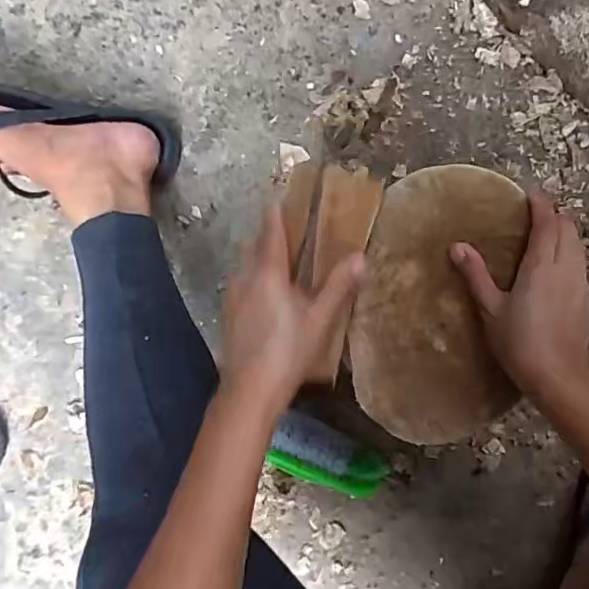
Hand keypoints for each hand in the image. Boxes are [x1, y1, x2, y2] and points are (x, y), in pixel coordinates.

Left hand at [220, 205, 365, 411]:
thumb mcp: (320, 320)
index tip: (282, 198)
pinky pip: (242, 284)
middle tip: (290, 229)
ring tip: (282, 260)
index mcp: (267, 273)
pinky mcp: (229, 316)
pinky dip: (255, 278)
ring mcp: (232, 297)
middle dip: (270, 234)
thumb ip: (339, 286)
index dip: (277, 213)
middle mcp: (244, 278)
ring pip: (246, 266)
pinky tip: (268, 294)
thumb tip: (360, 257)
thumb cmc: (288, 352)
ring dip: (261, 257)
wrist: (249, 390)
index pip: (271, 232)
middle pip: (255, 246)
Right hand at [450, 191, 588, 394]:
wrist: (558, 376)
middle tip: (536, 212)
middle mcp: (567, 268)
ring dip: (565, 233)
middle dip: (555, 216)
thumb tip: (457, 246)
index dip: (541, 205)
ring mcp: (582, 284)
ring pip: (579, 246)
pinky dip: (570, 254)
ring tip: (546, 234)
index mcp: (541, 266)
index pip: (547, 224)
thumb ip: (476, 275)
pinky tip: (556, 268)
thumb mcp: (490, 308)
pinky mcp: (588, 300)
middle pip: (569, 229)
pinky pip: (581, 265)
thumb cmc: (518, 342)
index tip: (530, 194)